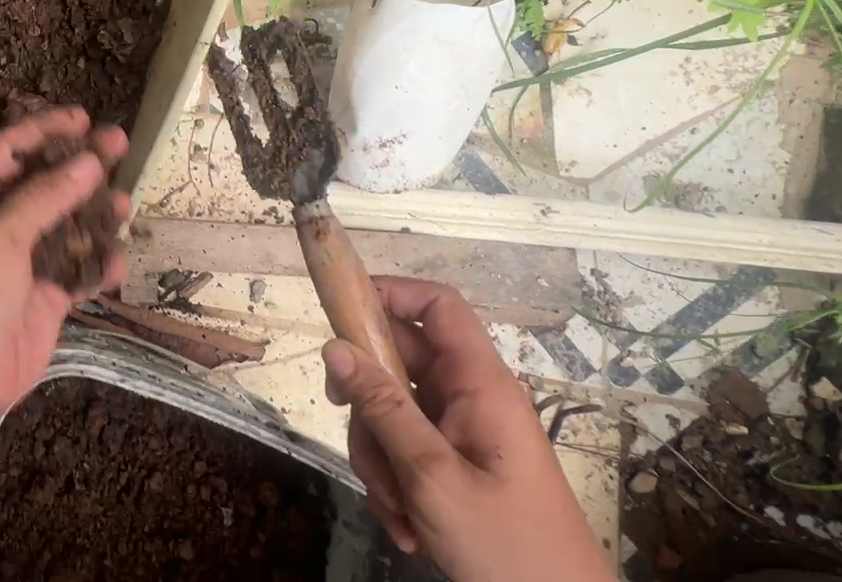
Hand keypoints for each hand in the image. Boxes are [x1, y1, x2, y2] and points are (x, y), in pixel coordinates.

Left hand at [0, 107, 129, 421]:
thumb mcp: (4, 236)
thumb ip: (47, 196)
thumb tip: (90, 161)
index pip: (11, 151)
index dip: (44, 129)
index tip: (82, 117)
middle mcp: (4, 225)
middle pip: (48, 182)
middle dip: (82, 164)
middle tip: (119, 143)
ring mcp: (28, 261)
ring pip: (71, 224)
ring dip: (98, 214)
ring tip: (126, 205)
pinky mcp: (50, 295)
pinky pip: (81, 270)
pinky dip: (99, 265)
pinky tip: (117, 261)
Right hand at [323, 277, 612, 581]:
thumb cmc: (507, 546)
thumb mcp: (431, 476)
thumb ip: (382, 408)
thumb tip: (334, 346)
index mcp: (480, 384)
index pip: (437, 305)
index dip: (390, 293)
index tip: (341, 314)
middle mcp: (470, 397)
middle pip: (398, 362)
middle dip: (367, 402)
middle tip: (350, 427)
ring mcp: (462, 430)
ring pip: (392, 409)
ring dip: (378, 454)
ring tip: (395, 506)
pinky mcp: (454, 462)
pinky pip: (404, 447)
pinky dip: (394, 480)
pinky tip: (405, 522)